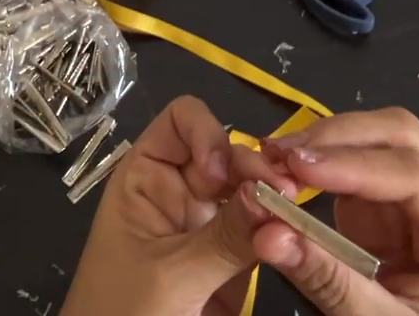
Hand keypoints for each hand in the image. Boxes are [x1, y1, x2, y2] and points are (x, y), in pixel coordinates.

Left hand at [61, 96, 291, 315]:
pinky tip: (297, 237)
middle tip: (285, 193)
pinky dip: (281, 231)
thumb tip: (269, 193)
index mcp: (147, 175)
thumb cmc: (121, 315)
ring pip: (250, 191)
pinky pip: (262, 232)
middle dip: (253, 167)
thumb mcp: (169, 276)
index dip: (206, 133)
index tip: (221, 173)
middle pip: (226, 153)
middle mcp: (181, 189)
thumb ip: (222, 237)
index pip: (181, 121)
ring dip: (273, 197)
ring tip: (296, 214)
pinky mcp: (233, 261)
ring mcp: (208, 224)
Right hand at [251, 108, 418, 314]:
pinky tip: (285, 169)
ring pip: (376, 139)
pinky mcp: (387, 208)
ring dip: (324, 141)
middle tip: (281, 155)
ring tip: (273, 156)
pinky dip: (318, 161)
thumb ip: (330, 282)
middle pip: (402, 138)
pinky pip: (353, 165)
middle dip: (338, 138)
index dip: (354, 165)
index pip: (417, 177)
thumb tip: (267, 233)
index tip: (295, 166)